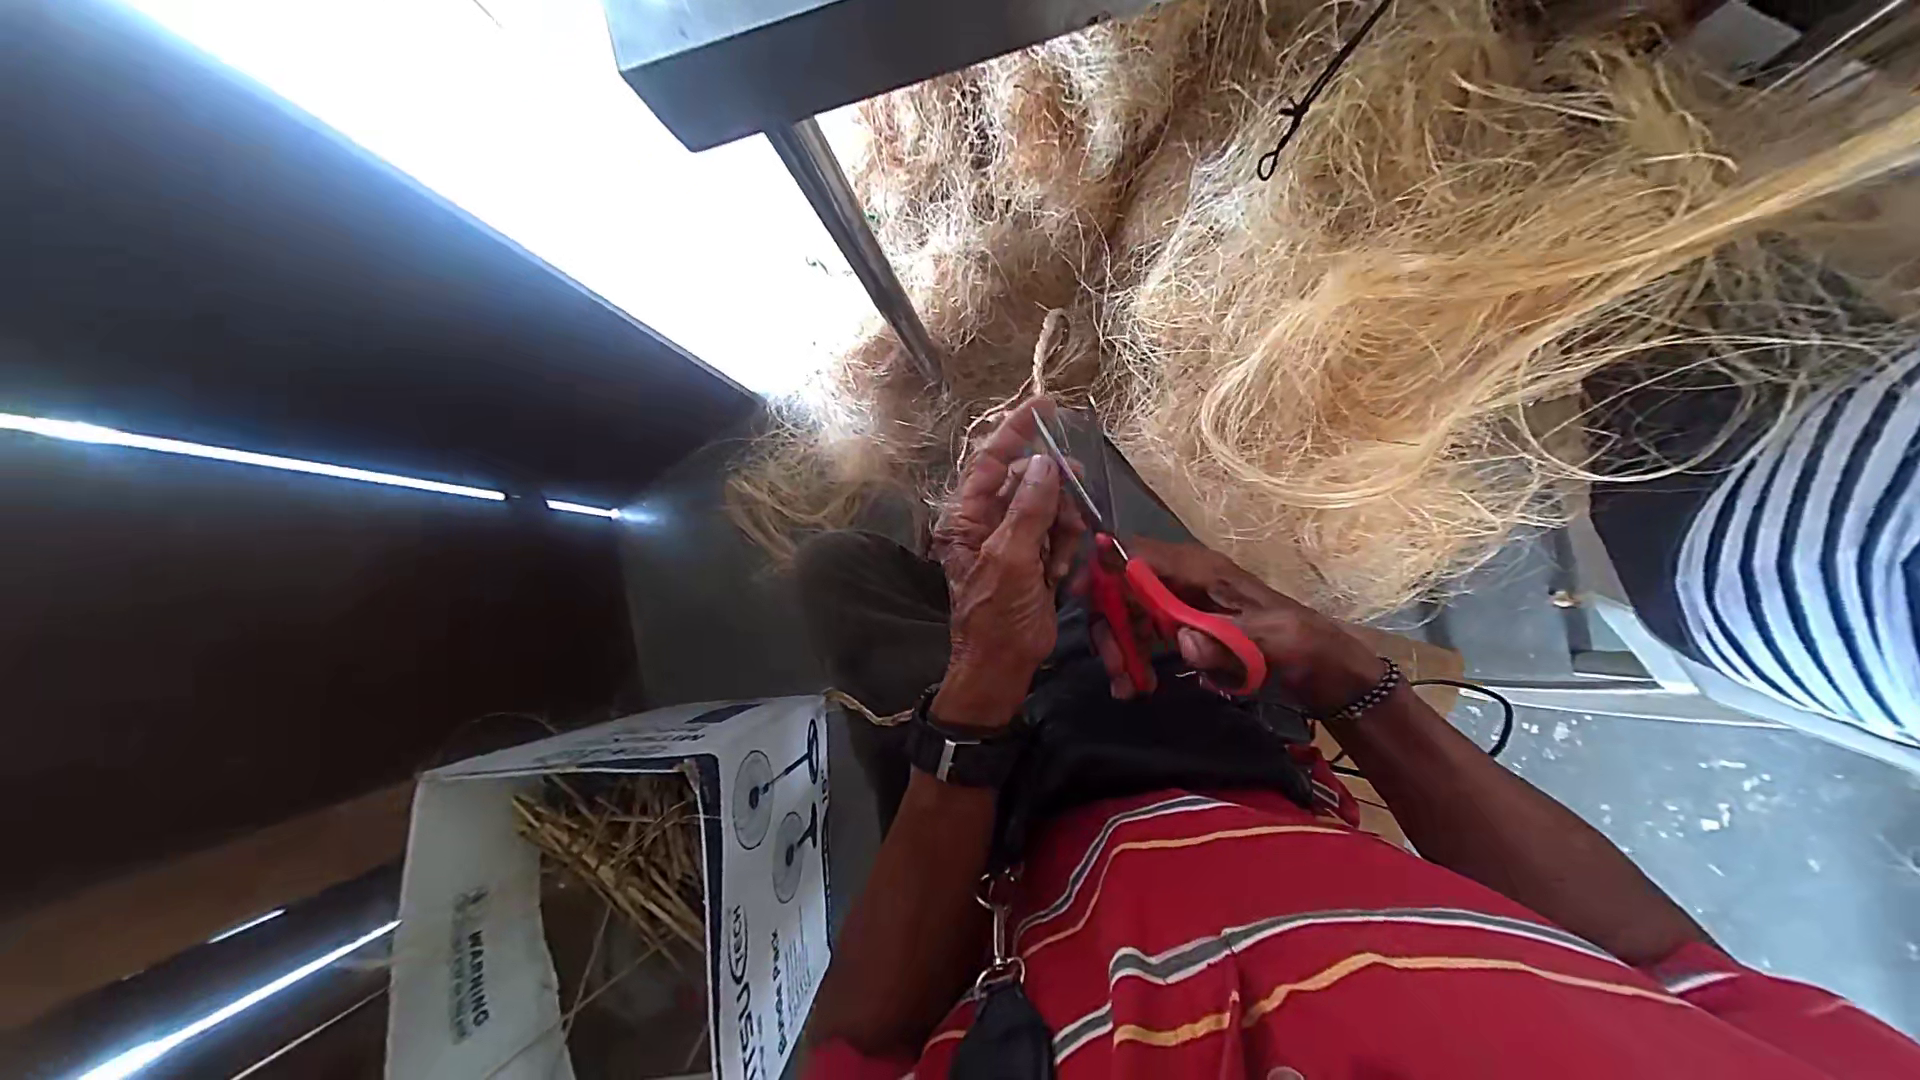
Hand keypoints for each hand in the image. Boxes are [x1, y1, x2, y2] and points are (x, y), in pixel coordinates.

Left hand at [928, 398, 1082, 730]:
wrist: (1003, 664)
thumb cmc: (996, 614)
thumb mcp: (1010, 560)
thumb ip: (1028, 510)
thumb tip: (1044, 464)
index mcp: (967, 516)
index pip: (990, 461)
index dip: (1016, 431)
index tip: (1044, 404)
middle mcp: (987, 520)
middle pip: (1027, 482)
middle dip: (1054, 494)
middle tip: (1073, 510)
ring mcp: (1013, 538)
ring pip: (1049, 507)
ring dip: (1063, 528)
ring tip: (1059, 559)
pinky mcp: (1034, 556)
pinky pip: (1058, 534)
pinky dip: (1066, 550)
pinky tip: (1059, 575)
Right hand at [1096, 537, 1385, 714]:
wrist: (1323, 667)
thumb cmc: (1300, 643)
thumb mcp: (1271, 642)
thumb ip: (1226, 641)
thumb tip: (1181, 642)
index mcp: (1198, 568)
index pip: (1136, 552)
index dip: (1102, 568)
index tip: (1078, 596)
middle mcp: (1180, 578)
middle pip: (1121, 587)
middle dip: (1110, 626)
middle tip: (1115, 670)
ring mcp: (1179, 601)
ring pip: (1127, 613)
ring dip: (1119, 647)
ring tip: (1127, 688)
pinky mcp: (1181, 624)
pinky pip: (1143, 633)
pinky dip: (1134, 657)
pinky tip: (1138, 685)